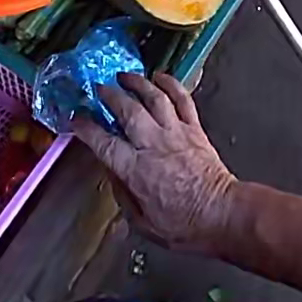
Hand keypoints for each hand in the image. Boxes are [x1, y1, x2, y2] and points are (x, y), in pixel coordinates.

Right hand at [72, 72, 238, 253]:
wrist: (225, 216)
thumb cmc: (184, 225)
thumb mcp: (143, 222)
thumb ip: (122, 194)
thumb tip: (110, 170)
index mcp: (136, 170)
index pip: (104, 142)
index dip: (86, 128)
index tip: (76, 118)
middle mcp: (153, 144)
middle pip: (126, 110)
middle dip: (109, 95)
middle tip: (98, 88)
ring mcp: (175, 132)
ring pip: (153, 97)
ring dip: (136, 82)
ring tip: (124, 76)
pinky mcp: (194, 127)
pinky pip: (182, 98)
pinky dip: (170, 84)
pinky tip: (159, 76)